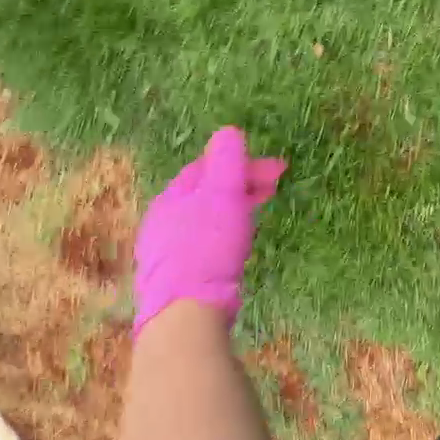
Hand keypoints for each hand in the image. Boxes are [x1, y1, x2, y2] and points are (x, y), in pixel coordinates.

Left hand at [133, 127, 284, 337]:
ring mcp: (165, 248)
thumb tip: (227, 131)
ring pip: (205, 215)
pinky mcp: (176, 272)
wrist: (187, 308)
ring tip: (261, 209)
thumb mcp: (223, 196)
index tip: (278, 169)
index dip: (243, 162)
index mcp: (172, 198)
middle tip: (276, 186)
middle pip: (206, 191)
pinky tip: (237, 238)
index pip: (207, 167)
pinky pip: (203, 237)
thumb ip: (227, 163)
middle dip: (242, 183)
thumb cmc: (208, 245)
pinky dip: (225, 227)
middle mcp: (162, 219)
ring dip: (235, 205)